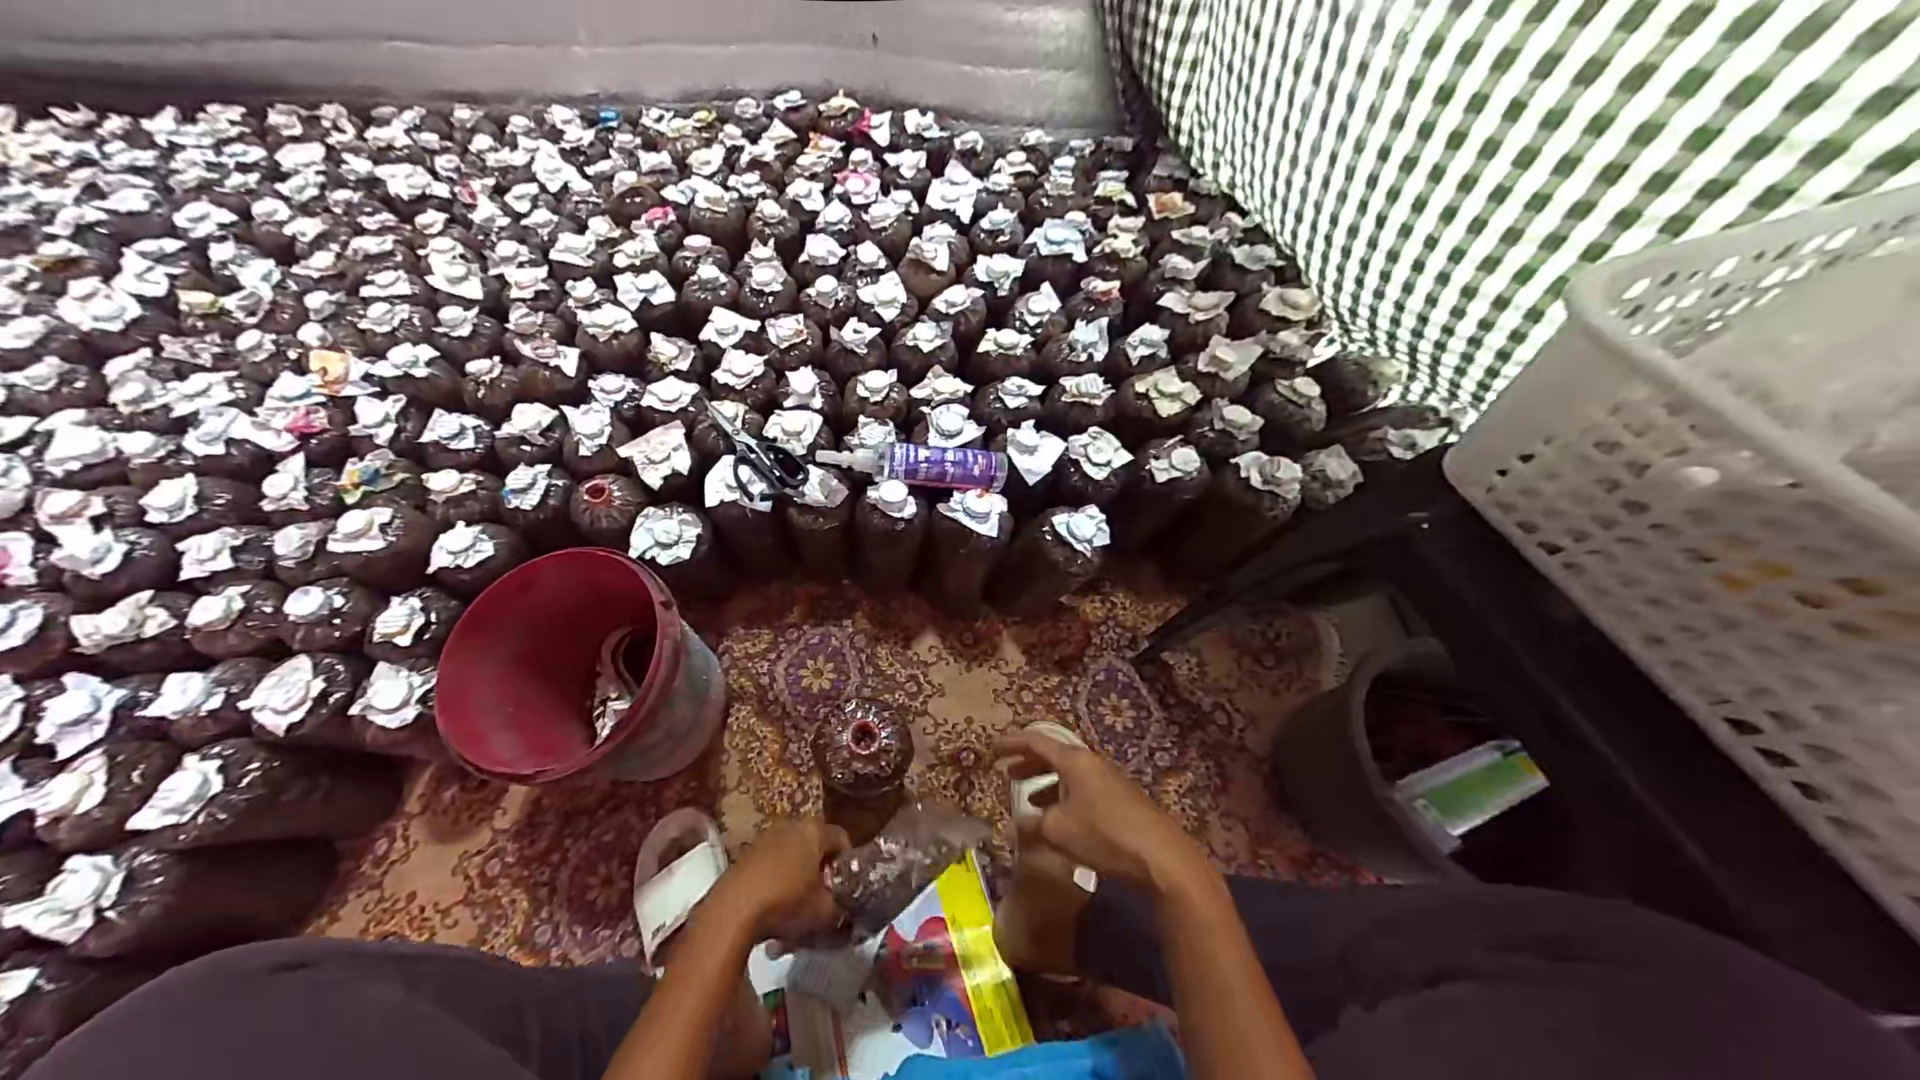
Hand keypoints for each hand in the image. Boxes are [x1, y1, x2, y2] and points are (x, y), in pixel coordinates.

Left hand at [707, 818, 849, 943]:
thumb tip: (846, 910)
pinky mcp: (745, 854)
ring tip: (797, 905)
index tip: (844, 887)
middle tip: (822, 896)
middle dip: (821, 869)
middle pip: (815, 845)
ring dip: (798, 875)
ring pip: (792, 855)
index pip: (842, 839)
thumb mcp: (825, 912)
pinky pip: (771, 863)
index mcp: (814, 830)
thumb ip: (842, 908)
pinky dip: (777, 880)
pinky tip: (774, 907)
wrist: (731, 913)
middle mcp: (790, 825)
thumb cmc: (786, 903)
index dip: (847, 864)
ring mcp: (765, 837)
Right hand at [996, 731, 1212, 896]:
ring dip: (1046, 785)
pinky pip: (1082, 790)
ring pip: (1069, 775)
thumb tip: (1012, 827)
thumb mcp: (1059, 830)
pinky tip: (1059, 821)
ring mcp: (1108, 781)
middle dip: (1029, 764)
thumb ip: (1032, 825)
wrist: (1160, 855)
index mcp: (1074, 760)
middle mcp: (1091, 763)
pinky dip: (1064, 798)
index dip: (1012, 743)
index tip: (993, 748)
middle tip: (1007, 773)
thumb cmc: (1104, 833)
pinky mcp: (1120, 800)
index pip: (1036, 741)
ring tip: (1029, 802)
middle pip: (1054, 756)